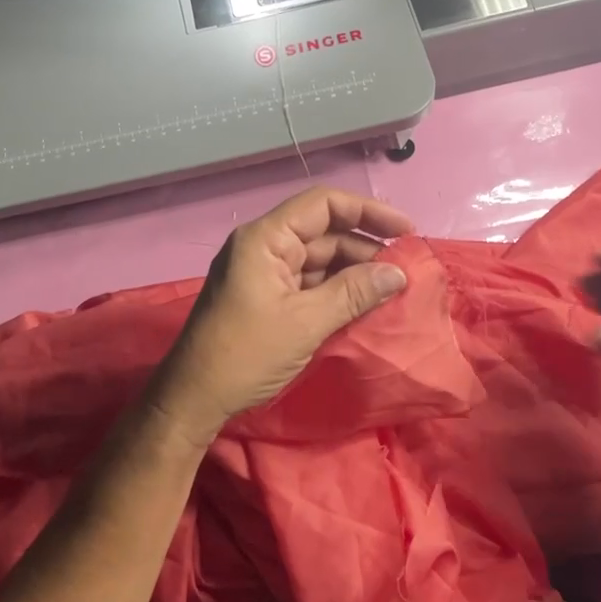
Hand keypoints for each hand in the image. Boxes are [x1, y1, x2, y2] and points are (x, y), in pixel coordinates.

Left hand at [148, 187, 413, 444]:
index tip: (405, 231)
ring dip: (353, 270)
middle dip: (365, 247)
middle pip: (323, 231)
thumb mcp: (306, 322)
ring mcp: (262, 271)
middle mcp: (262, 246)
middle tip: (405, 269)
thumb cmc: (247, 353)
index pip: (323, 205)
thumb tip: (399, 273)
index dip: (367, 211)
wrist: (195, 397)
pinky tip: (364, 302)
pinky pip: (307, 281)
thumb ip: (354, 293)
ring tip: (392, 287)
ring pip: (318, 258)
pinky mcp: (264, 296)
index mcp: (265, 238)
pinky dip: (335, 289)